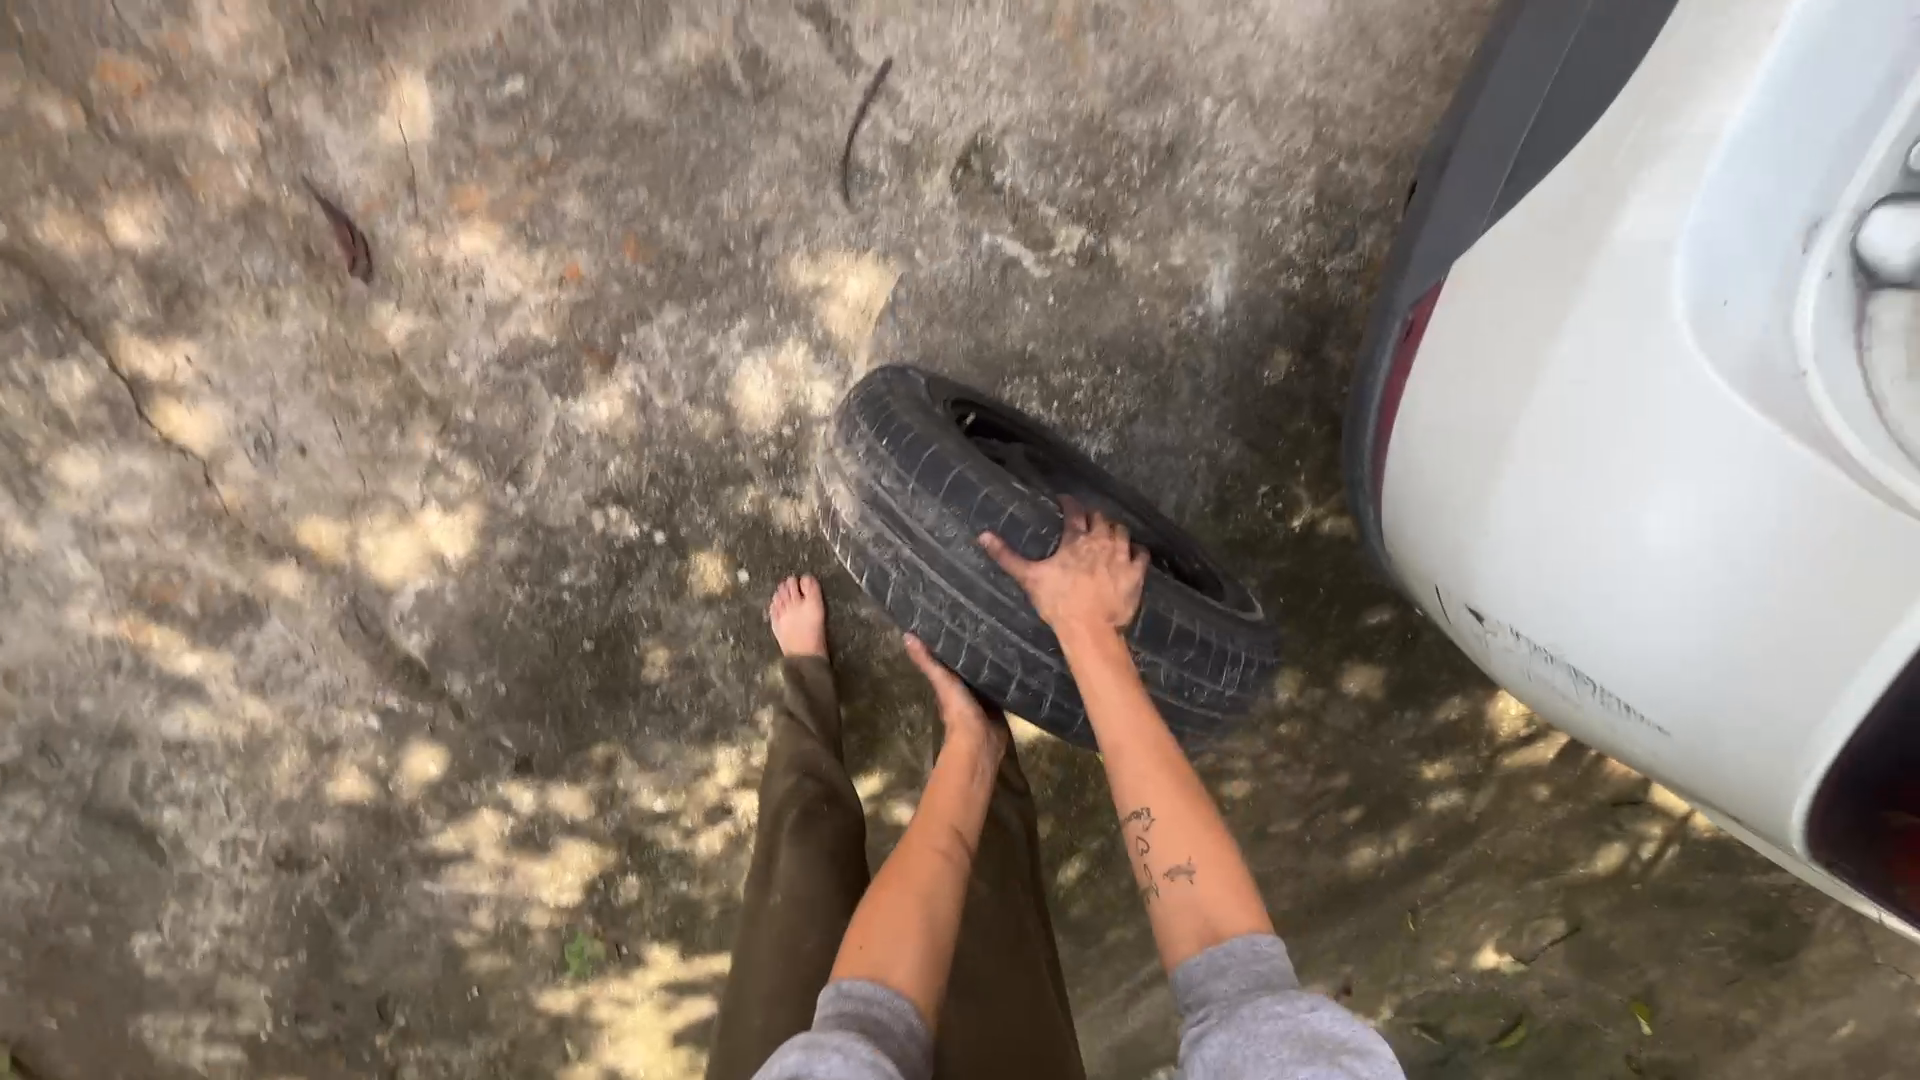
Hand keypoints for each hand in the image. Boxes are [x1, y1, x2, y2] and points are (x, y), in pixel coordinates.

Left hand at [904, 634, 1007, 759]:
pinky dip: (1007, 676)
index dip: (952, 641)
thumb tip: (906, 635)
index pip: (950, 657)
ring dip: (993, 661)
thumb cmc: (958, 710)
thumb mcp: (941, 681)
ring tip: (1004, 636)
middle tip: (988, 624)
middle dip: (976, 649)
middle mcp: (965, 687)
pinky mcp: (1000, 702)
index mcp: (949, 682)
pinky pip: (1003, 685)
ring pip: (987, 673)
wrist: (980, 738)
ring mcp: (984, 695)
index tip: (959, 620)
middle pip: (970, 664)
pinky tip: (1015, 660)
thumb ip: (927, 661)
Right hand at [980, 495, 1147, 639]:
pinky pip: (1141, 552)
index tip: (1064, 501)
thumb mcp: (1028, 577)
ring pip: (1122, 531)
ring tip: (1108, 535)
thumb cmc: (1057, 602)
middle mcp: (1101, 540)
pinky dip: (1135, 550)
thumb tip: (983, 536)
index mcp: (1076, 539)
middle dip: (1093, 517)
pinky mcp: (1137, 572)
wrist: (1089, 628)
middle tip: (1086, 521)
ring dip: (1114, 530)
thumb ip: (1006, 555)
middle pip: (1101, 518)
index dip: (1069, 502)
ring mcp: (1122, 555)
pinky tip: (1130, 553)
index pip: (1074, 510)